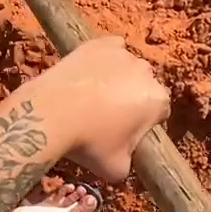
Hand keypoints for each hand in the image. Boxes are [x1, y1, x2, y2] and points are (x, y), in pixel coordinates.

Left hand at [16, 36, 169, 184]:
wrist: (50, 112)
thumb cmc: (88, 142)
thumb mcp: (117, 169)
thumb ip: (130, 161)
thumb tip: (124, 157)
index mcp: (158, 100)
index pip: (159, 112)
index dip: (143, 124)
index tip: (125, 132)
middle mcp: (146, 71)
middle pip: (145, 86)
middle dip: (132, 99)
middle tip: (107, 116)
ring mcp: (122, 53)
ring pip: (126, 68)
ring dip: (117, 79)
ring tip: (92, 96)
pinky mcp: (100, 42)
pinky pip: (109, 50)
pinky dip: (103, 59)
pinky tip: (89, 74)